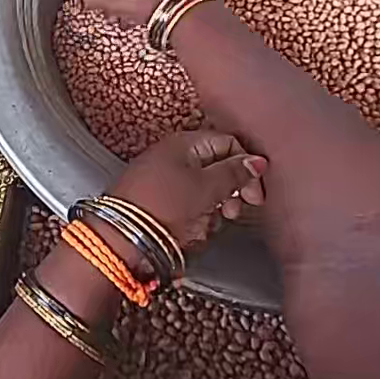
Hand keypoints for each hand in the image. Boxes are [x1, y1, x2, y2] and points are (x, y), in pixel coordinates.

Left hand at [108, 129, 265, 252]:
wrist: (122, 235)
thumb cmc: (162, 205)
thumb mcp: (206, 187)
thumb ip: (234, 173)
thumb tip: (256, 161)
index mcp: (183, 143)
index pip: (227, 144)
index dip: (245, 166)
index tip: (254, 193)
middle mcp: (173, 156)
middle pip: (216, 167)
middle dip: (229, 192)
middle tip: (230, 211)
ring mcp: (164, 179)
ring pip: (204, 190)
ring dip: (211, 209)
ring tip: (206, 223)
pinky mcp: (159, 201)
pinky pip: (188, 206)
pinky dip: (194, 218)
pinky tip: (190, 231)